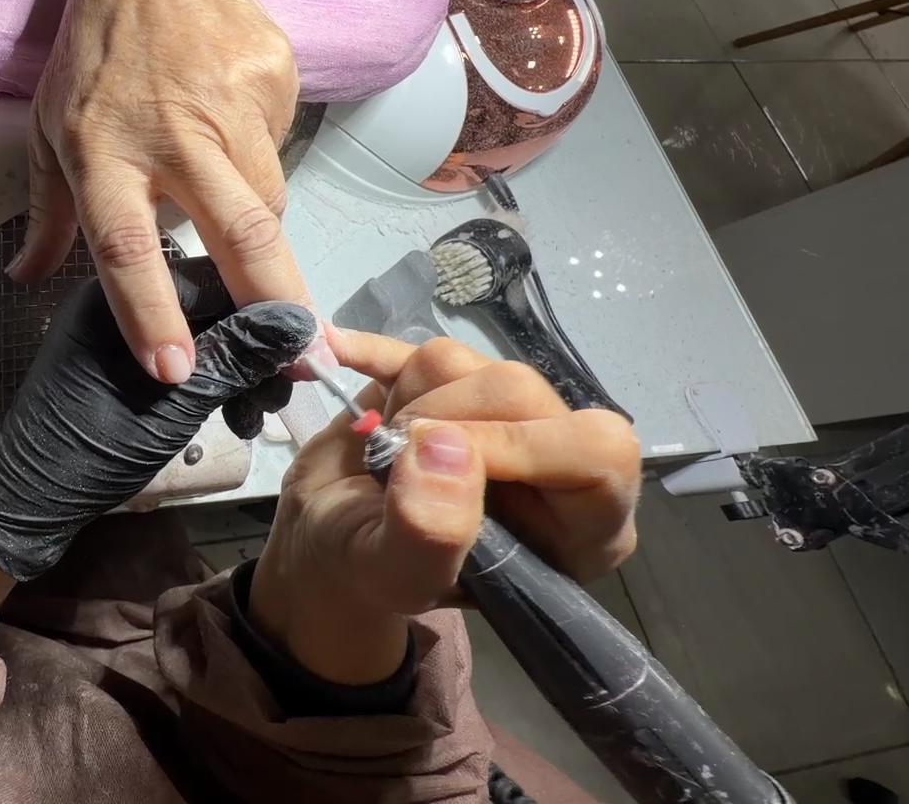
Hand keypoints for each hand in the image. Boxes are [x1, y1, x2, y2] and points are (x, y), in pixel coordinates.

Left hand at [0, 258, 314, 581]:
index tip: (307, 358)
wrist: (34, 496)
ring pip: (203, 336)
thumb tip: (301, 321)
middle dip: (256, 350)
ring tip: (255, 415)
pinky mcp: (125, 363)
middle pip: (212, 307)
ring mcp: (121, 333)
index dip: (268, 315)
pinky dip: (214, 383)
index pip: (213, 278)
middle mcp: (118, 301)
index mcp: (117, 293)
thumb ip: (236, 357)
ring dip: (240, 372)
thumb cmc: (94, 448)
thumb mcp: (174, 403)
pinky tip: (234, 415)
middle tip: (282, 394)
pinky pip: (183, 358)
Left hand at [16, 0, 311, 385]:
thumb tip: (23, 278)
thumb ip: (45, 214)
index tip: (176, 370)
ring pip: (269, 204)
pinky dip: (261, 180)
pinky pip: (278, 159)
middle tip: (300, 361)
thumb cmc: (95, 54)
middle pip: (236, 233)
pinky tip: (232, 153)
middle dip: (274, 304)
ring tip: (258, 268)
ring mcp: (232, 107)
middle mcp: (172, 135)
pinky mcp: (277, 84)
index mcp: (101, 152)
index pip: (125, 247)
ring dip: (266, 250)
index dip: (149, 313)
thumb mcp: (48, 128)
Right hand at [250, 332, 641, 683]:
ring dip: (403, 398)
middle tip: (391, 459)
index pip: (593, 448)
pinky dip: (367, 349)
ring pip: (462, 361)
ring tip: (378, 443)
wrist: (323, 538)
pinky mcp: (436, 381)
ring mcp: (489, 410)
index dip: (513, 444)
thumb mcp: (394, 574)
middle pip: (518, 388)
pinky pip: (408, 342)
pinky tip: (334, 354)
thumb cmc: (369, 570)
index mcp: (577, 524)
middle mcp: (549, 456)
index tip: (433, 463)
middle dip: (437, 418)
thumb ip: (428, 532)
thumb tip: (441, 445)